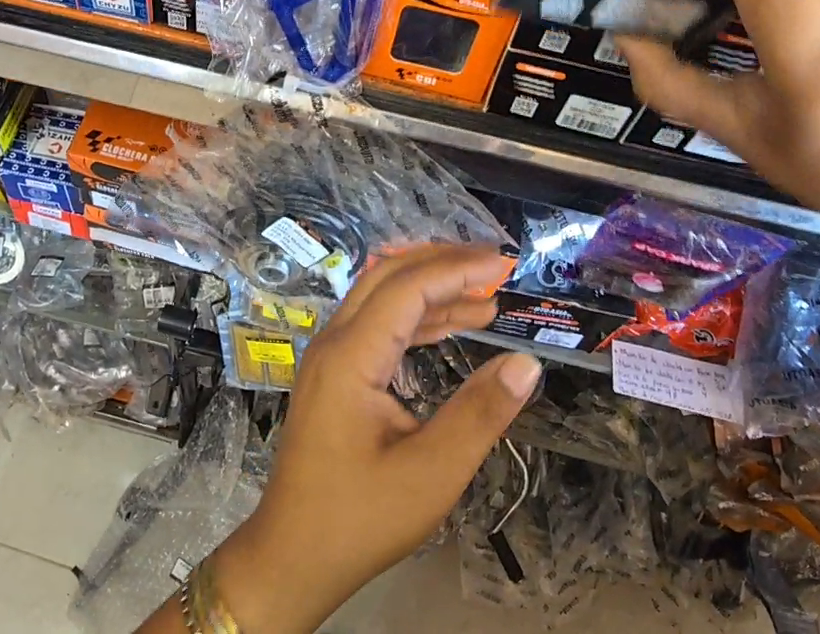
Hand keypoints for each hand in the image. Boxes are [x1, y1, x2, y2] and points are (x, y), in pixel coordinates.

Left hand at [206, 247, 540, 633]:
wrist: (293, 555)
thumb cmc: (360, 517)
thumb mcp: (431, 473)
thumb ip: (479, 413)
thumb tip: (525, 364)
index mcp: (351, 356)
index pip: (407, 288)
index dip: (456, 269)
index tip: (503, 264)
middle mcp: (334, 344)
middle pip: (387, 278)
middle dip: (441, 264)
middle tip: (495, 267)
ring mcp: (328, 359)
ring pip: (379, 300)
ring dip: (430, 292)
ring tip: (486, 299)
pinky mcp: (333, 377)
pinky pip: (375, 328)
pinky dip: (415, 320)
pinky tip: (450, 328)